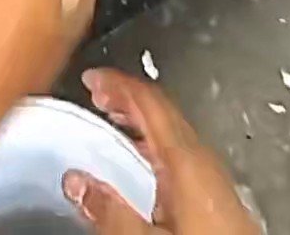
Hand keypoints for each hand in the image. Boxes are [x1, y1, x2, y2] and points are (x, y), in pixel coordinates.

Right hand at [62, 68, 261, 234]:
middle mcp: (200, 157)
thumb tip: (75, 181)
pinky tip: (141, 159)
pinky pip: (178, 146)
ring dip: (138, 117)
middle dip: (125, 95)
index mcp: (185, 158)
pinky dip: (152, 137)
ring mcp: (210, 173)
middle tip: (96, 93)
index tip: (92, 77)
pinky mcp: (214, 191)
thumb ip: (111, 211)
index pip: (148, 100)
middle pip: (160, 108)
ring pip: (169, 126)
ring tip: (112, 119)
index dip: (117, 83)